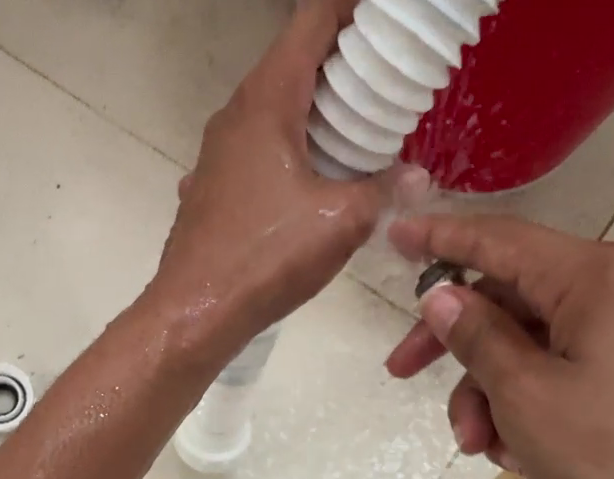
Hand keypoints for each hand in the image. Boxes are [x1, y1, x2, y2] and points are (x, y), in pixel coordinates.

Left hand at [148, 0, 423, 354]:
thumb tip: (419, 178)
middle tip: (384, 77)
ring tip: (355, 127)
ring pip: (270, 108)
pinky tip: (308, 178)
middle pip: (291, 60)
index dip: (350, 10)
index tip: (385, 20)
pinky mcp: (210, 187)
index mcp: (267, 102)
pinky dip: (286, 146)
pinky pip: (255, 148)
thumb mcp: (340, 222)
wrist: (195, 313)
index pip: (311, 21)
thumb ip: (384, 190)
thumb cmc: (265, 258)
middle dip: (339, 60)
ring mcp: (216, 153)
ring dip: (311, 108)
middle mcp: (234, 115)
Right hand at [385, 214, 613, 478]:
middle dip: (461, 347)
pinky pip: (575, 372)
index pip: (505, 241)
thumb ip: (477, 337)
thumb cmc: (610, 458)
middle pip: (520, 300)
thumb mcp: (525, 396)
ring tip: (483, 449)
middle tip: (403, 378)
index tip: (394, 237)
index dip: (443, 239)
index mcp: (604, 276)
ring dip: (496, 390)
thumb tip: (443, 295)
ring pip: (543, 345)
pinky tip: (522, 454)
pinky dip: (535, 403)